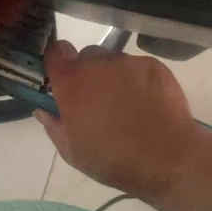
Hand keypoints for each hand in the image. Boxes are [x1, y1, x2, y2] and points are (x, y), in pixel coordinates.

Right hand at [37, 40, 203, 199]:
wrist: (168, 158)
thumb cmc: (112, 158)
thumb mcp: (71, 151)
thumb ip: (53, 125)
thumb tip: (43, 110)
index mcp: (72, 81)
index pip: (55, 51)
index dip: (57, 63)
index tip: (61, 80)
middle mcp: (98, 63)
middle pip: (86, 57)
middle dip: (87, 74)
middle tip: (96, 101)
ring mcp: (128, 63)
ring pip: (113, 62)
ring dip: (113, 77)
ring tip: (127, 106)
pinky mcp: (154, 66)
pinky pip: (138, 68)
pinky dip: (138, 81)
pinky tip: (146, 105)